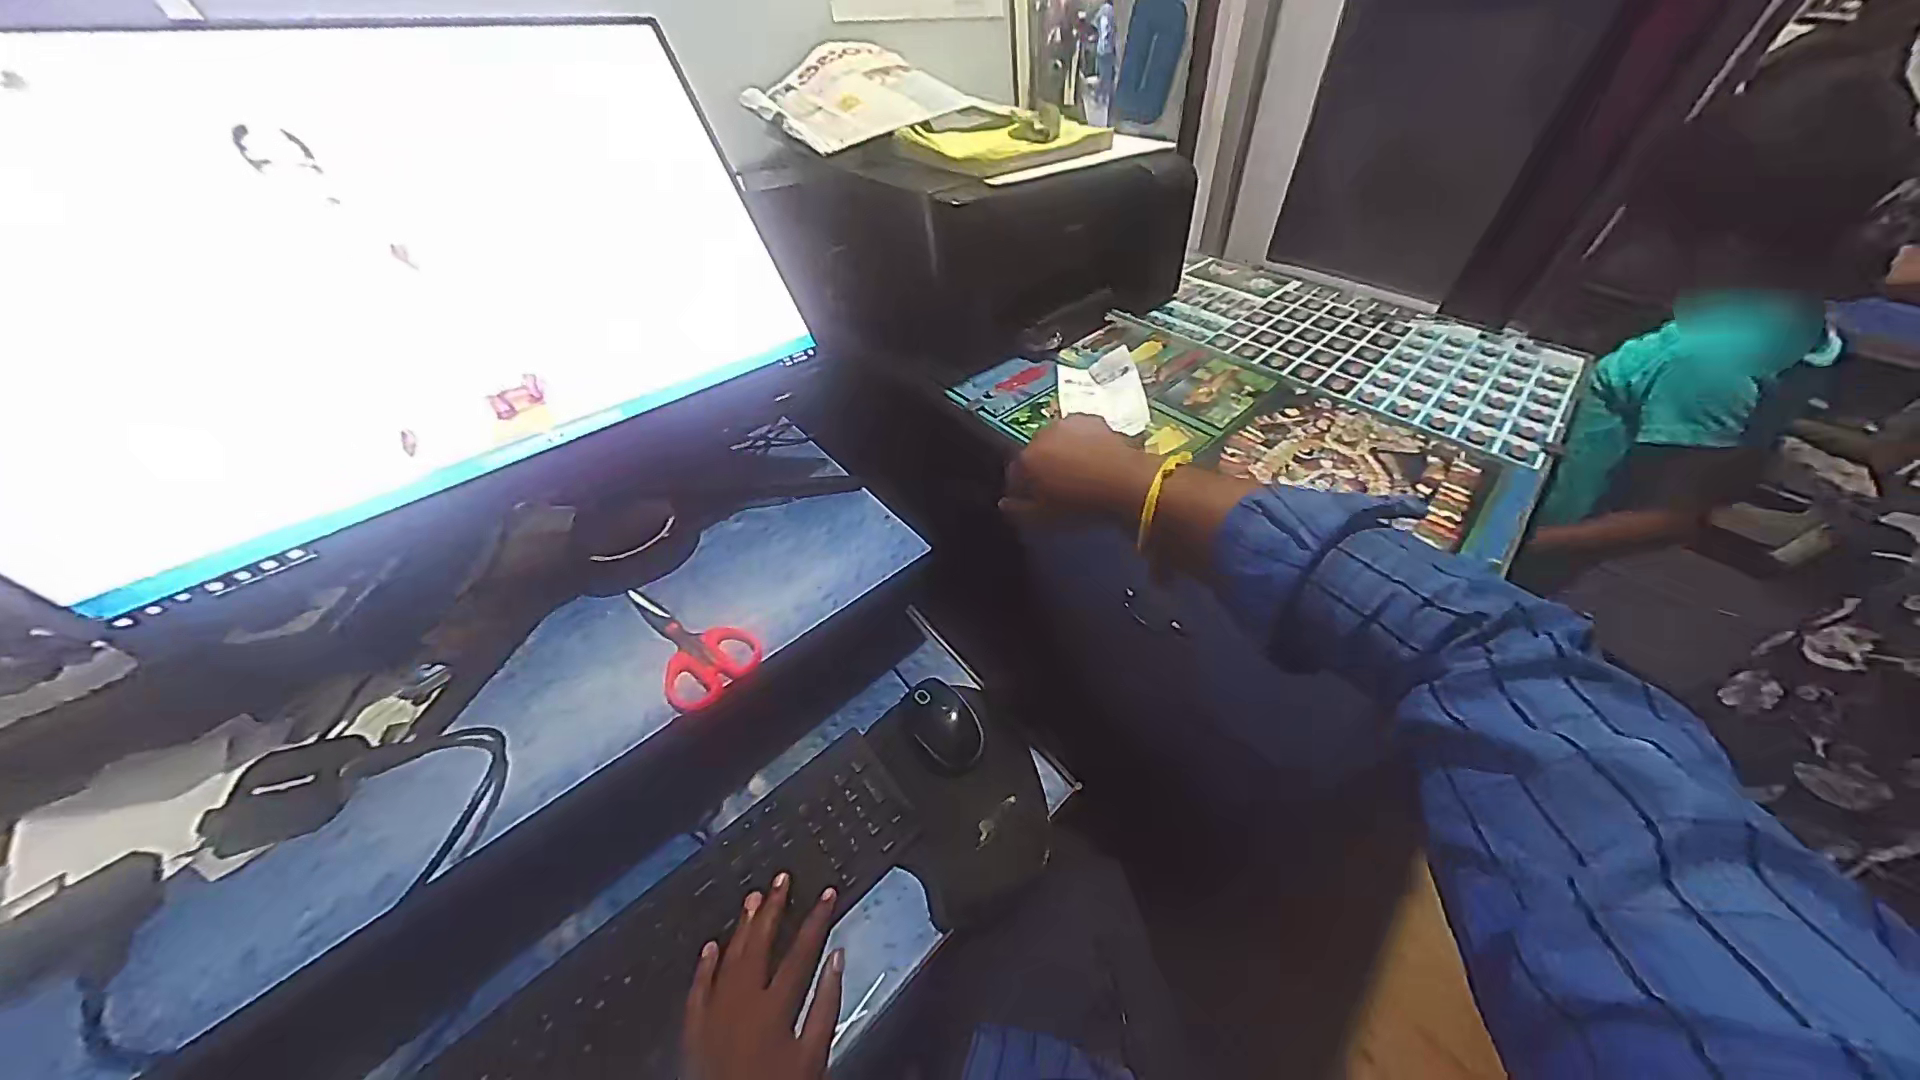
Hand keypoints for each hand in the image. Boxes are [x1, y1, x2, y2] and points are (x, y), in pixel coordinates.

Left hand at [683, 874, 843, 1079]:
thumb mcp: (813, 1057)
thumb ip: (827, 1004)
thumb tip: (838, 958)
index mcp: (776, 1005)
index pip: (802, 950)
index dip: (817, 919)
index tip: (828, 893)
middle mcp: (743, 1000)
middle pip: (760, 943)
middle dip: (774, 907)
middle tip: (781, 878)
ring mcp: (714, 1012)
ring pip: (729, 957)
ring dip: (742, 925)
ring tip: (753, 897)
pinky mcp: (693, 1030)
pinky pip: (698, 988)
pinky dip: (705, 965)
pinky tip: (711, 945)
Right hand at [1000, 415, 1159, 524]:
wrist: (1126, 482)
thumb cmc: (1079, 504)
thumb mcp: (1044, 518)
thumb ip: (1019, 510)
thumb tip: (1004, 503)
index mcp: (1026, 459)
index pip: (1014, 475)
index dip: (1020, 490)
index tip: (1030, 501)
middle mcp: (1042, 435)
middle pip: (1034, 454)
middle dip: (1040, 468)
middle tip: (1055, 488)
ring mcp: (1069, 424)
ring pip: (1056, 442)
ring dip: (1060, 454)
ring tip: (1076, 473)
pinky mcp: (1093, 420)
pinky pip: (1079, 436)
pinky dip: (1081, 446)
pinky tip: (1092, 461)